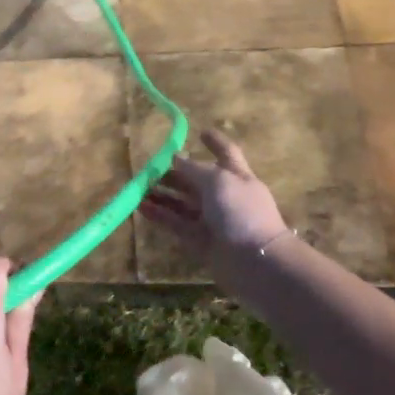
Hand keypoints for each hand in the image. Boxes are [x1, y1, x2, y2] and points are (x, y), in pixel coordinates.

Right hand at [139, 128, 289, 279]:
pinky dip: (160, 215)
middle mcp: (224, 196)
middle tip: (150, 168)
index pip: (226, 153)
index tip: (201, 132)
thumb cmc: (241, 211)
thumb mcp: (217, 180)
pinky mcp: (200, 241)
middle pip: (197, 180)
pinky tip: (141, 207)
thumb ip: (194, 169)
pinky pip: (176, 224)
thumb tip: (176, 158)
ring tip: (138, 188)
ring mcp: (212, 220)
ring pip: (183, 203)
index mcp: (236, 176)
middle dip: (175, 173)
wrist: (255, 262)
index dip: (215, 142)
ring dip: (162, 195)